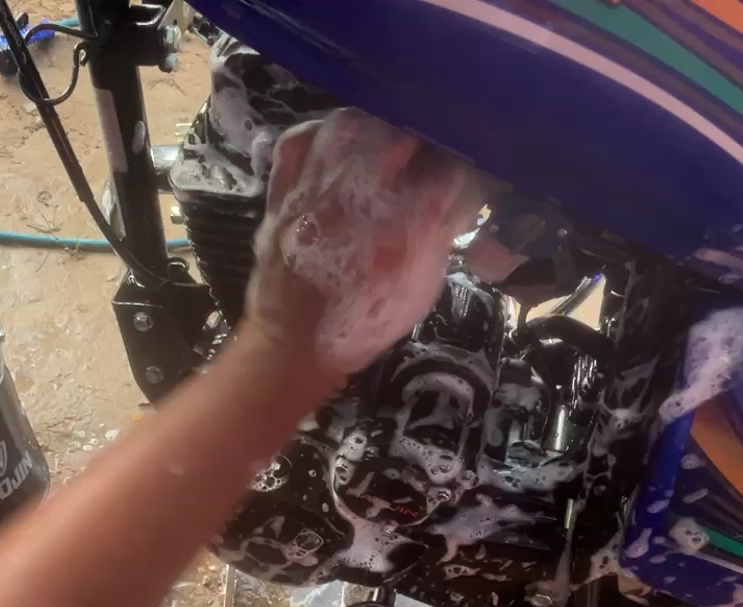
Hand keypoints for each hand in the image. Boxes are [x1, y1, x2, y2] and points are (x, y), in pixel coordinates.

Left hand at [242, 109, 484, 374]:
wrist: (293, 347)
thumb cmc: (362, 322)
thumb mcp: (421, 283)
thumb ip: (442, 229)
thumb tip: (463, 183)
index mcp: (405, 227)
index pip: (452, 164)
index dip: (462, 161)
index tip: (460, 168)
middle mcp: (360, 199)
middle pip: (403, 129)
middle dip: (421, 135)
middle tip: (422, 155)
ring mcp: (314, 191)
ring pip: (351, 123)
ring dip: (372, 129)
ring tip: (380, 149)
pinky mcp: (280, 192)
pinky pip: (300, 140)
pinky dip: (319, 137)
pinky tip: (334, 152)